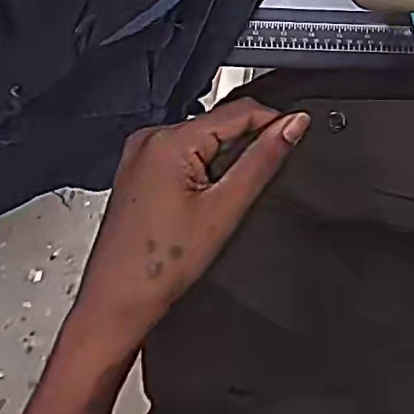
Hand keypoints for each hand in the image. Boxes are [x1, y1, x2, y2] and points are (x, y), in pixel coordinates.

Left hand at [70, 99, 309, 350]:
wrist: (115, 303)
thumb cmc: (158, 266)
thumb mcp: (225, 208)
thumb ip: (263, 159)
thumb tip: (292, 125)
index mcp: (169, 140)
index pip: (240, 110)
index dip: (275, 121)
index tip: (297, 134)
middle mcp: (150, 139)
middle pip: (221, 122)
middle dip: (249, 143)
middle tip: (261, 179)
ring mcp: (142, 154)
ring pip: (205, 138)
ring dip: (227, 157)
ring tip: (228, 197)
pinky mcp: (140, 169)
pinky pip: (185, 153)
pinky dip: (205, 168)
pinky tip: (204, 201)